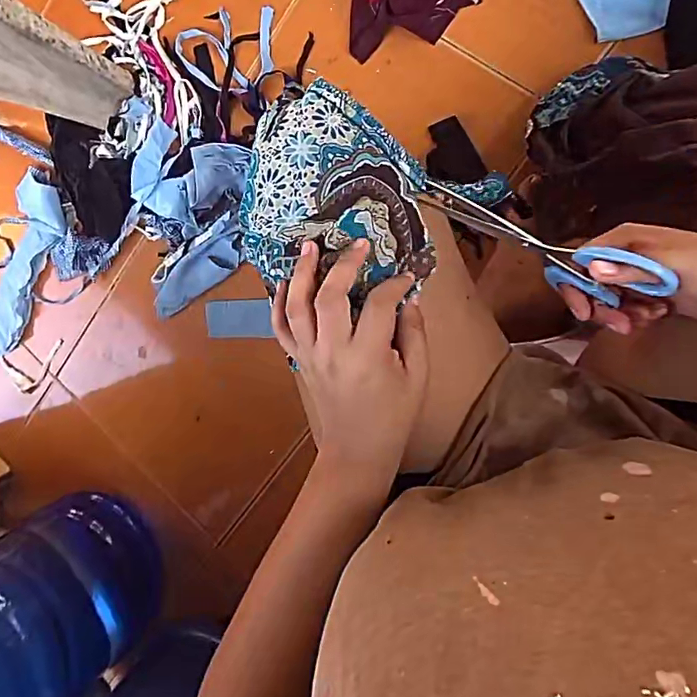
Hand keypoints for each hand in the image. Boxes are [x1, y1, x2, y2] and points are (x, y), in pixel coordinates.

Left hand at [272, 239, 428, 491]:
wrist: (356, 451)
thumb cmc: (393, 417)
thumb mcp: (418, 376)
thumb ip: (415, 334)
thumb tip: (408, 299)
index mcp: (368, 357)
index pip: (379, 304)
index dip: (394, 284)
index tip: (406, 278)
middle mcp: (333, 351)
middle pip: (330, 296)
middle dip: (345, 264)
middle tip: (358, 244)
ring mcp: (310, 355)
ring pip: (297, 306)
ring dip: (301, 273)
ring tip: (310, 247)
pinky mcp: (299, 360)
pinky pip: (280, 326)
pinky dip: (278, 302)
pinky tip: (284, 282)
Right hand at [554, 224, 696, 335]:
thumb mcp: (671, 267)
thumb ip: (630, 268)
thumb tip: (591, 268)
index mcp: (628, 238)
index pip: (583, 257)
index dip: (576, 284)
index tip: (585, 310)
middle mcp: (628, 253)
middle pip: (592, 282)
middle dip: (602, 306)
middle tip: (621, 324)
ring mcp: (640, 274)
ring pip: (609, 298)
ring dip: (621, 314)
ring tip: (647, 318)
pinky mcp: (652, 294)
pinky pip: (628, 308)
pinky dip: (635, 317)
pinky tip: (657, 316)